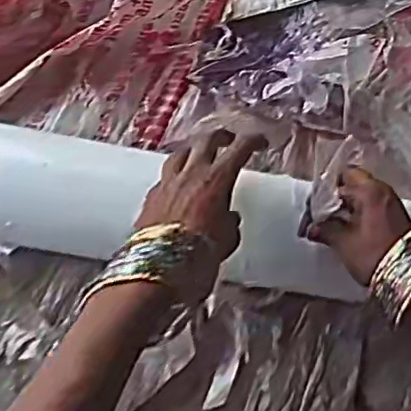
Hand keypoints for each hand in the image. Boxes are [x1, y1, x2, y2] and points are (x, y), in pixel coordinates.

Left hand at [135, 130, 267, 261]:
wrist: (151, 273)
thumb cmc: (197, 255)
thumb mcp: (227, 238)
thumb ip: (230, 222)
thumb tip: (227, 218)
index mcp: (218, 178)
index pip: (241, 146)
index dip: (254, 140)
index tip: (261, 142)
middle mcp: (192, 173)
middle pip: (207, 139)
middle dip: (222, 137)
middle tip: (229, 141)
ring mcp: (167, 183)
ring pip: (181, 153)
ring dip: (194, 151)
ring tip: (200, 157)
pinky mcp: (149, 197)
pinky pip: (164, 176)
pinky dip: (175, 175)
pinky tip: (178, 186)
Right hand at [306, 167, 410, 285]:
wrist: (406, 270)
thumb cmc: (372, 252)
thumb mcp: (344, 242)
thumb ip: (326, 229)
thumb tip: (312, 226)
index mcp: (369, 189)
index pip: (343, 178)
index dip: (326, 190)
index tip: (314, 205)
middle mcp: (381, 187)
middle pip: (354, 181)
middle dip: (337, 194)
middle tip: (321, 211)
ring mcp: (390, 198)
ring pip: (364, 191)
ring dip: (348, 202)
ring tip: (331, 219)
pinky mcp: (394, 210)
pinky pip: (372, 201)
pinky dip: (359, 207)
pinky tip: (348, 223)